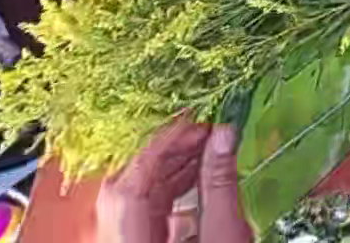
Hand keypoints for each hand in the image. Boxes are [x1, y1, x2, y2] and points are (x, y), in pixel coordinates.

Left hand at [96, 121, 252, 242]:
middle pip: (125, 190)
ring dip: (172, 166)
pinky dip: (172, 185)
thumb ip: (220, 182)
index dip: (159, 146)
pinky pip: (145, 211)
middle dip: (166, 152)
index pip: (127, 188)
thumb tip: (224, 129)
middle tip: (209, 128)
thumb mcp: (224, 236)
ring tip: (211, 144)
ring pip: (134, 199)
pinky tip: (202, 171)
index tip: (197, 118)